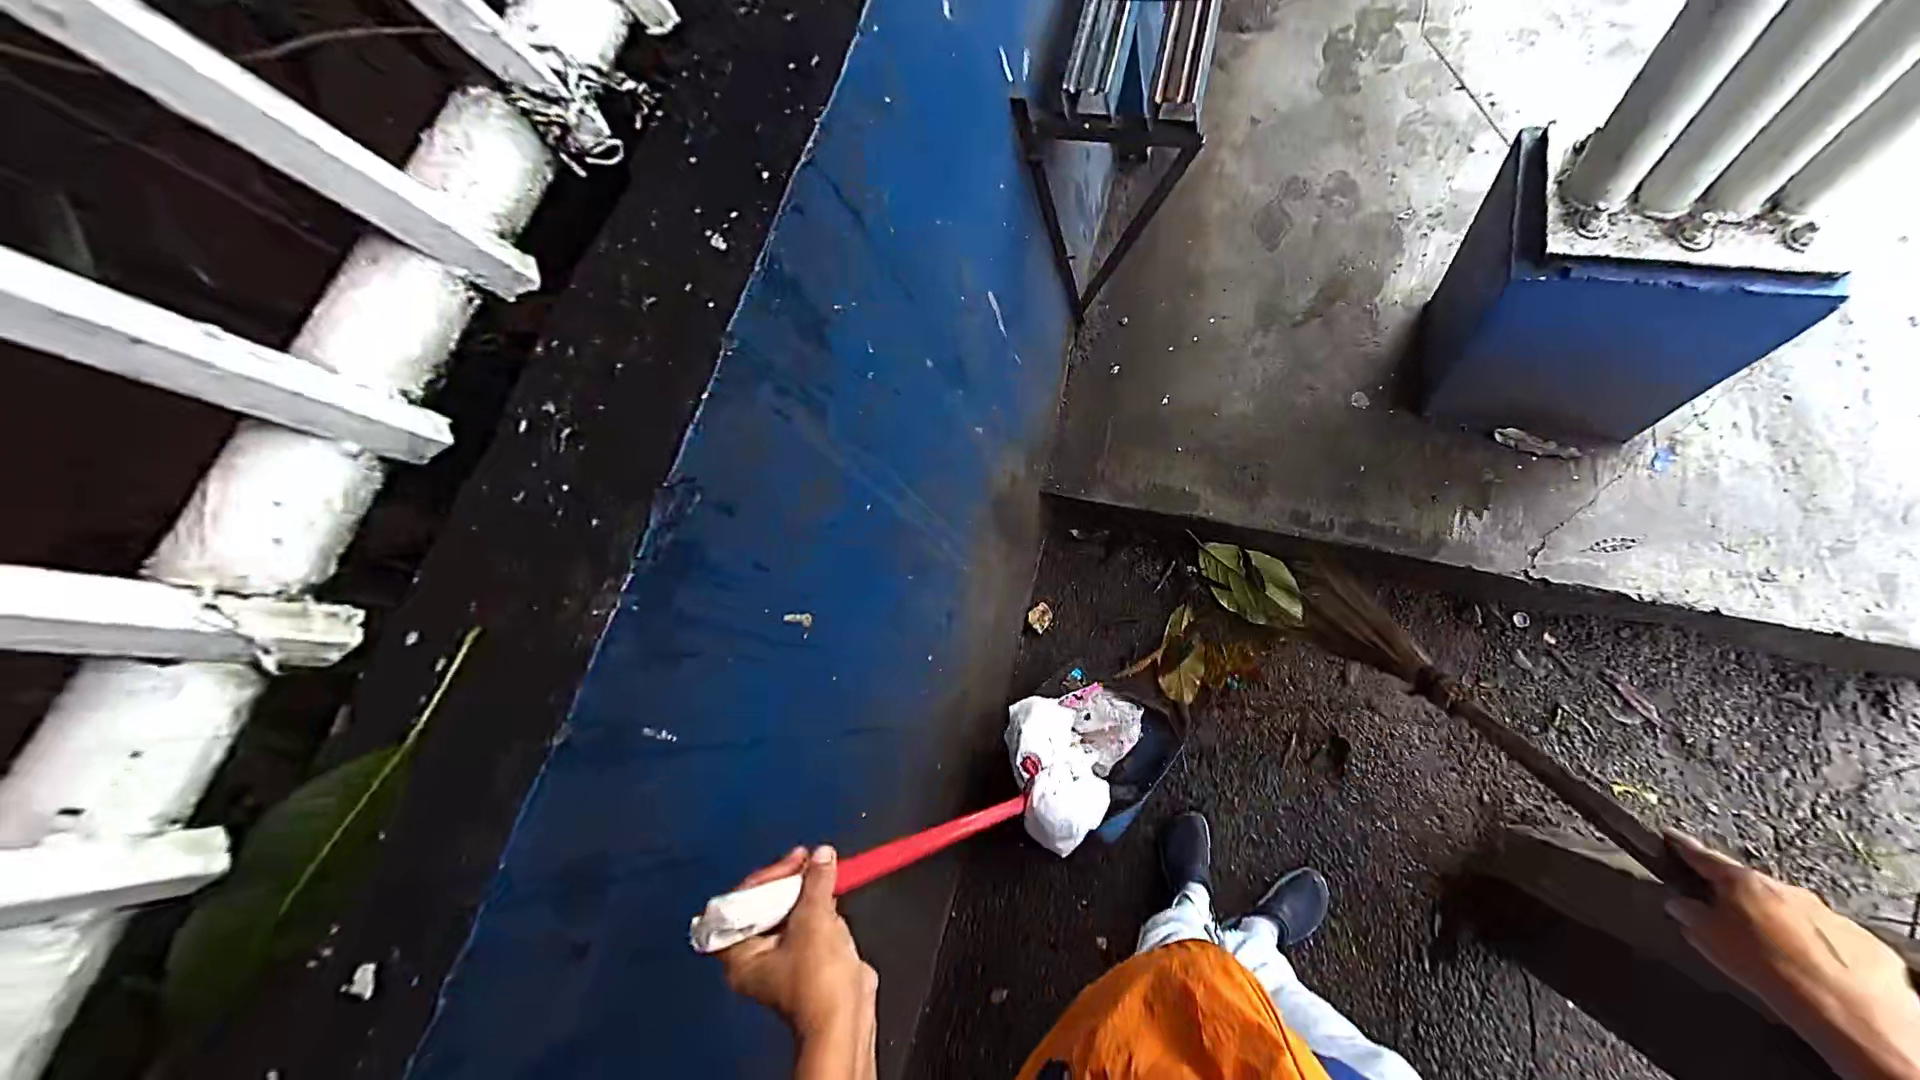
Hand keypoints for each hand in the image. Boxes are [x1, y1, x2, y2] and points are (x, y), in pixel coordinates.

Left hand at [716, 846, 877, 1079]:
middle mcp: (758, 958)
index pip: (740, 904)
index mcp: (742, 955)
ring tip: (823, 870)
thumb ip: (816, 881)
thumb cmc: (817, 978)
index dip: (765, 879)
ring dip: (807, 891)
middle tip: (808, 861)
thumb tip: (822, 854)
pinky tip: (833, 893)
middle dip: (789, 881)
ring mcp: (785, 960)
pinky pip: (809, 924)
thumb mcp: (814, 918)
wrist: (846, 1016)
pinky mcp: (809, 961)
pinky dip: (820, 907)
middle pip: (766, 905)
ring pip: (790, 912)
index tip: (791, 863)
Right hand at [1665, 830, 1919, 1079]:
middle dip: (1731, 895)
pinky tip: (1803, 975)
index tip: (1664, 835)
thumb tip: (1681, 905)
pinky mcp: (1869, 947)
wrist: (1866, 1030)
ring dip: (1773, 925)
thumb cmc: (1778, 983)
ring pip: (1789, 911)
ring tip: (1764, 958)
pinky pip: (1824, 936)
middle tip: (1713, 915)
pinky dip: (1807, 948)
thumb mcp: (1711, 943)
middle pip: (1749, 883)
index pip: (1700, 853)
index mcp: (1748, 883)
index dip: (1678, 844)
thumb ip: (1691, 916)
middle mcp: (1791, 890)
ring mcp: (1834, 918)